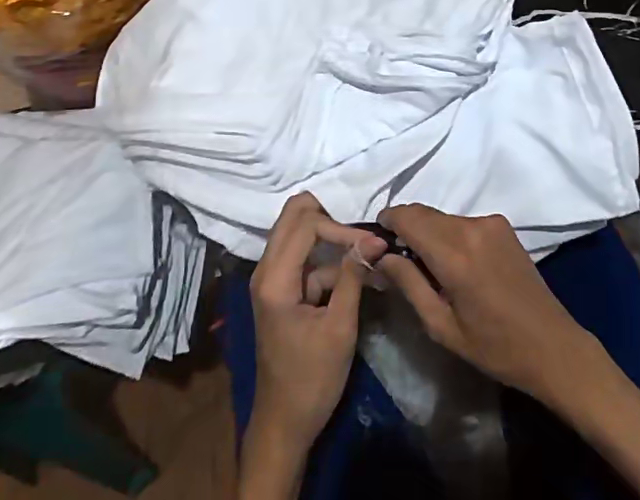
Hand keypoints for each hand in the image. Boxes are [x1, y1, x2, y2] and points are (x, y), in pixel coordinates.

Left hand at [248, 194, 387, 454]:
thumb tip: (374, 239)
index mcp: (274, 279)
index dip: (342, 228)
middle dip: (331, 215)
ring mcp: (272, 279)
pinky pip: (305, 258)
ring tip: (368, 248)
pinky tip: (358, 270)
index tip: (373, 244)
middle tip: (363, 228)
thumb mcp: (340, 327)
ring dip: (332, 235)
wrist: (285, 423)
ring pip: (299, 234)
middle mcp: (266, 270)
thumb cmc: (312, 379)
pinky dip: (330, 259)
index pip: (307, 224)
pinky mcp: (282, 290)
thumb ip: (353, 277)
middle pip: (293, 216)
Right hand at [375, 204, 600, 405]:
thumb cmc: (494, 346)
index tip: (375, 239)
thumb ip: (409, 284)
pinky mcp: (504, 227)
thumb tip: (381, 256)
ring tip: (425, 266)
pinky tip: (453, 264)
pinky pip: (464, 223)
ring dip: (428, 232)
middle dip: (405, 228)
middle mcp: (473, 227)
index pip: (409, 217)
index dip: (388, 221)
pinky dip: (449, 235)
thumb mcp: (441, 326)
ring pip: (444, 218)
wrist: (552, 345)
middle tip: (395, 258)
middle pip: (425, 214)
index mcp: (455, 253)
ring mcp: (492, 223)